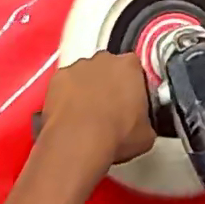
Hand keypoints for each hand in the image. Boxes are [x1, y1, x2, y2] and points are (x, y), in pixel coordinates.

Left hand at [38, 52, 155, 169]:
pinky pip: (64, 84)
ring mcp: (79, 67)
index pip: (135, 68)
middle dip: (109, 83)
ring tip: (86, 116)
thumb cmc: (115, 135)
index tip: (131, 101)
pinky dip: (65, 96)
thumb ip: (146, 121)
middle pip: (109, 67)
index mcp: (130, 66)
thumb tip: (143, 128)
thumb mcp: (146, 134)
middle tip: (109, 109)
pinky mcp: (58, 78)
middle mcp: (105, 59)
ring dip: (86, 88)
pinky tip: (69, 116)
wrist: (79, 143)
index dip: (133, 85)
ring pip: (85, 74)